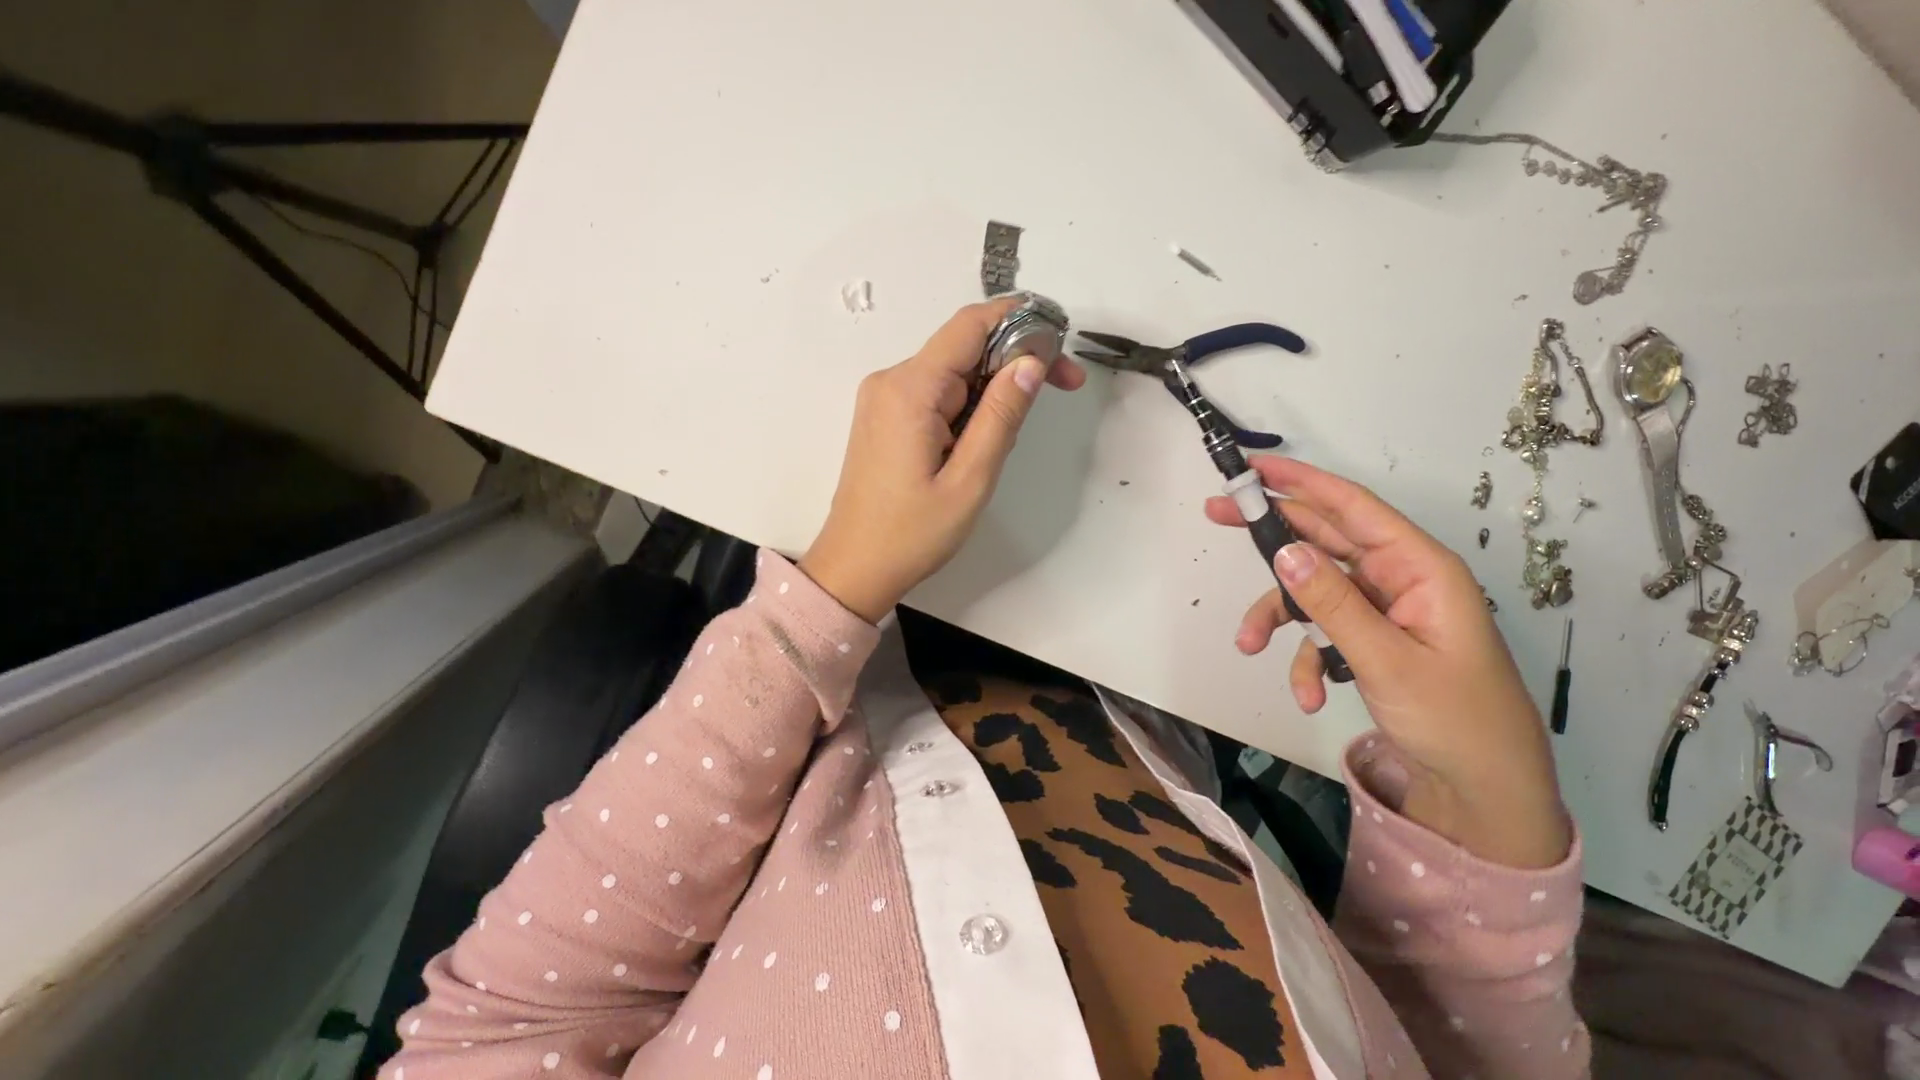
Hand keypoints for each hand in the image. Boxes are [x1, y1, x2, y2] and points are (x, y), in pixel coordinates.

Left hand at [800, 297, 1085, 622]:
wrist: (854, 569)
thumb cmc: (911, 534)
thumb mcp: (970, 480)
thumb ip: (1001, 416)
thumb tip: (1031, 362)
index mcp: (910, 390)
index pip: (970, 326)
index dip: (1021, 320)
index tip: (1062, 339)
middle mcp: (891, 381)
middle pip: (964, 346)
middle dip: (1016, 358)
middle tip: (1066, 385)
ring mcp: (884, 398)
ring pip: (954, 371)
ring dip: (993, 388)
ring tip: (1010, 437)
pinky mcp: (886, 417)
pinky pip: (937, 393)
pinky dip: (969, 404)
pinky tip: (981, 440)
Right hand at [1204, 457, 1569, 868]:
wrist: (1485, 790)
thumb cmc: (1454, 718)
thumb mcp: (1386, 659)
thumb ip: (1332, 603)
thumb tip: (1284, 551)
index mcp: (1418, 567)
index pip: (1352, 507)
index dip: (1301, 481)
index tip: (1253, 467)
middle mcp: (1399, 579)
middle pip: (1324, 541)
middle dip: (1272, 538)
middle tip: (1216, 516)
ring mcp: (1385, 612)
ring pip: (1315, 593)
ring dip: (1280, 618)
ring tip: (1249, 645)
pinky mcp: (1373, 642)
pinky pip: (1325, 634)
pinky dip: (1308, 660)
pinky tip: (1308, 694)